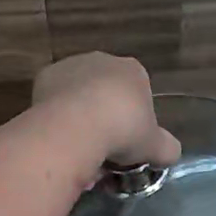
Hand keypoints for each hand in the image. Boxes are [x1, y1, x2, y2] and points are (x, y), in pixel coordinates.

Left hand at [32, 52, 180, 168]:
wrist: (79, 125)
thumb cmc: (124, 130)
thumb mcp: (156, 147)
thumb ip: (166, 148)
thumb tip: (171, 153)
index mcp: (133, 70)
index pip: (138, 94)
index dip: (134, 123)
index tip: (129, 146)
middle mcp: (102, 60)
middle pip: (105, 95)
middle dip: (105, 122)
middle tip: (104, 154)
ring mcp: (71, 66)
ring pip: (79, 100)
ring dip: (81, 124)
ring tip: (81, 154)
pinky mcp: (44, 79)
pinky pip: (57, 105)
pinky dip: (60, 122)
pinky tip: (63, 144)